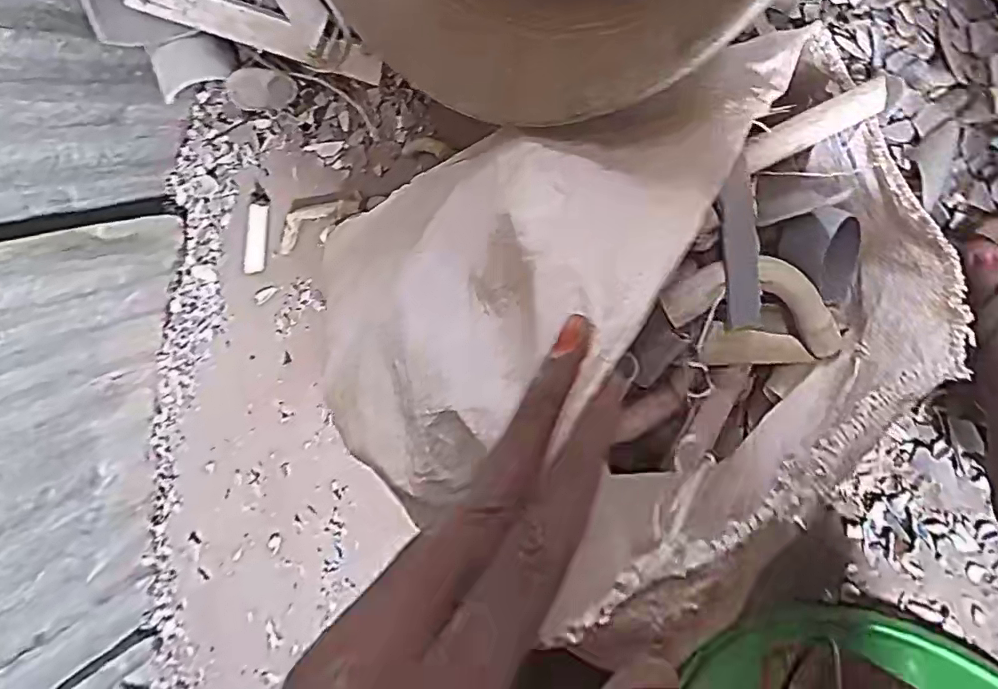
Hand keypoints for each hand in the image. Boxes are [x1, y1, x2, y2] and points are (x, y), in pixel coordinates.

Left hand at [286, 315, 626, 688]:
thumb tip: (657, 662)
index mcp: (444, 673)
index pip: (531, 543)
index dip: (575, 459)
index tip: (605, 389)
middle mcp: (393, 633)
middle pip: (483, 498)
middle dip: (535, 412)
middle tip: (568, 340)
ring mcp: (356, 629)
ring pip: (450, 521)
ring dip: (507, 464)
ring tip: (552, 419)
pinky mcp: (339, 639)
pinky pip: (426, 556)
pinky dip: (474, 523)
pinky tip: (499, 523)